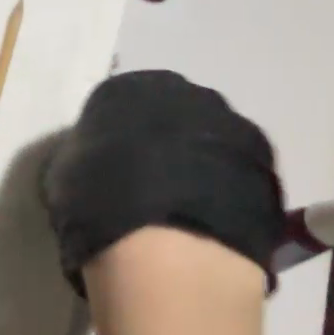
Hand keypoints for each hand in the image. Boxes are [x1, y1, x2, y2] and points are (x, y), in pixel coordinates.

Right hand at [43, 70, 284, 294]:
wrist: (168, 245)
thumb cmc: (97, 198)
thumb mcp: (64, 172)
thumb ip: (80, 156)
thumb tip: (92, 160)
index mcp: (131, 89)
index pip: (118, 101)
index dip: (111, 133)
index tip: (104, 162)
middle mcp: (188, 95)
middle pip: (171, 116)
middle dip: (159, 143)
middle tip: (141, 183)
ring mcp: (235, 129)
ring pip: (208, 142)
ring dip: (195, 166)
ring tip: (176, 207)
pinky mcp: (269, 169)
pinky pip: (235, 172)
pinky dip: (222, 189)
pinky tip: (204, 218)